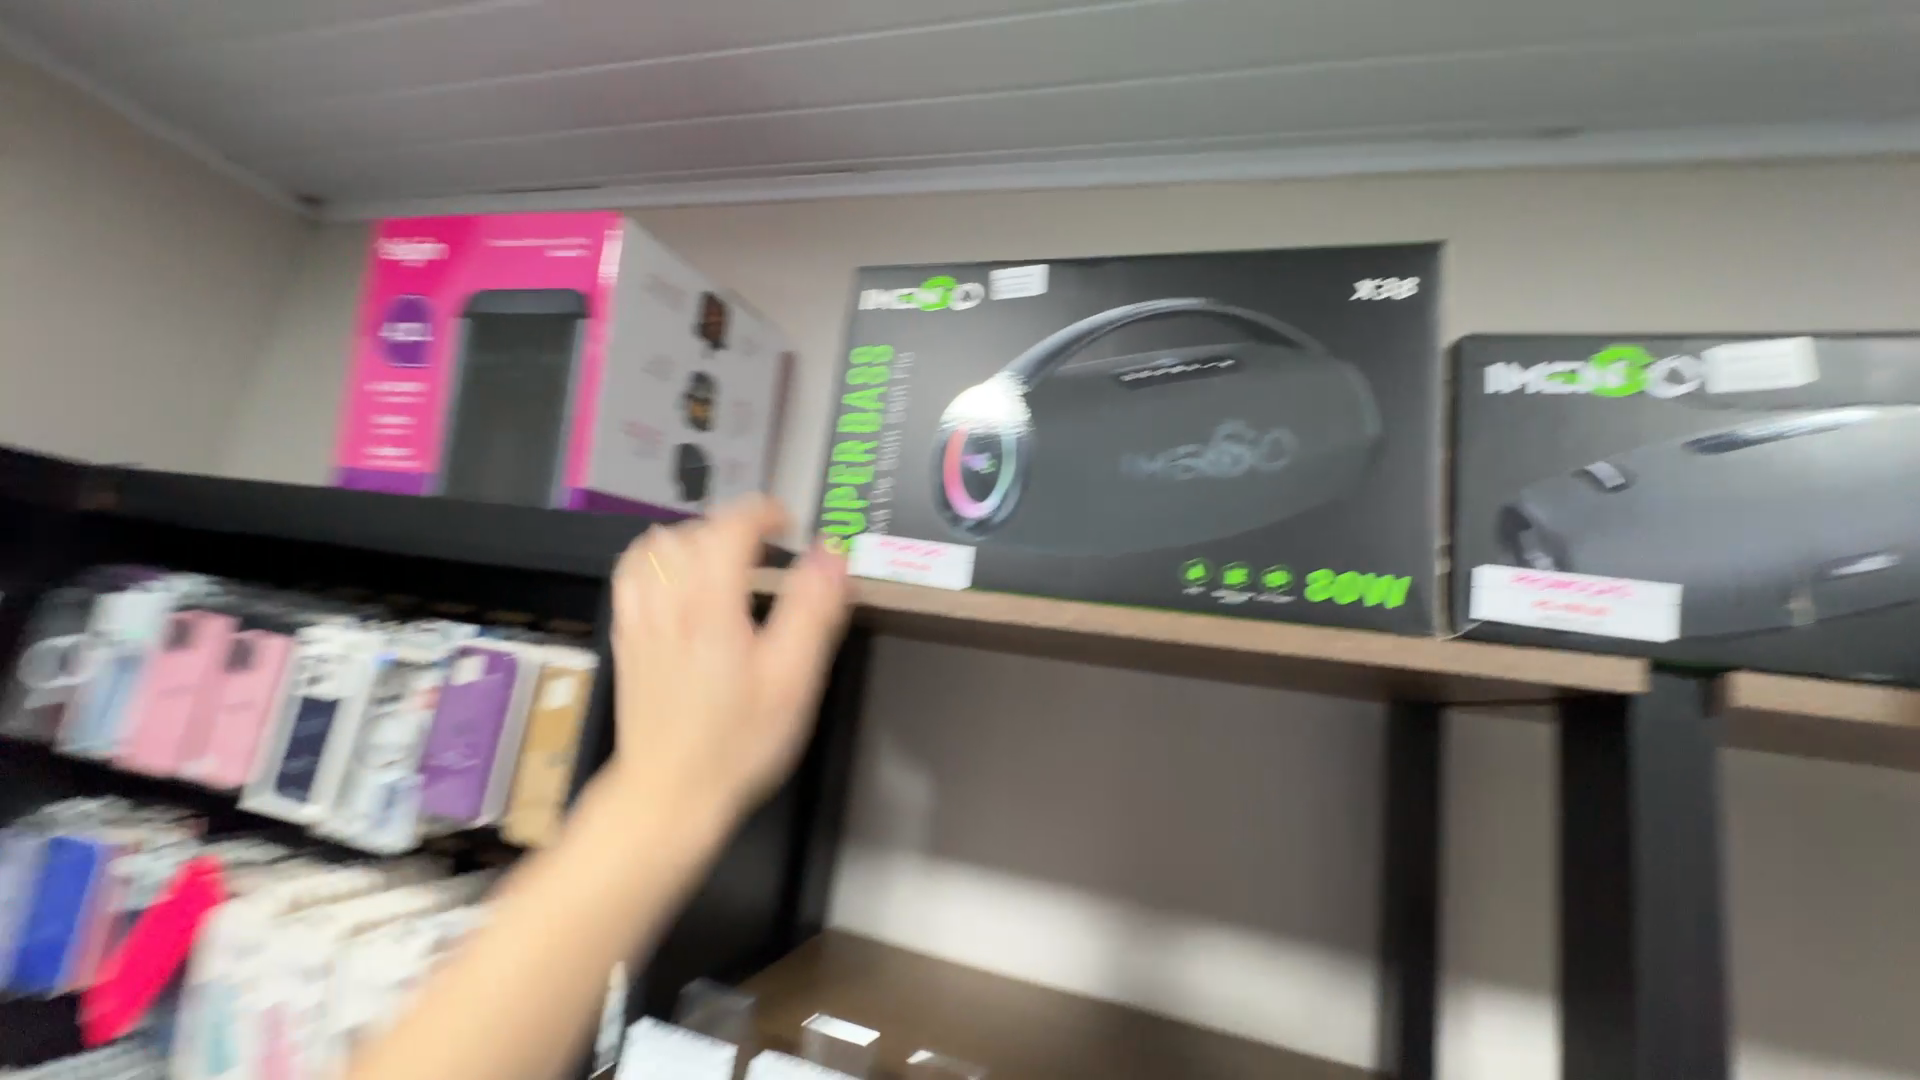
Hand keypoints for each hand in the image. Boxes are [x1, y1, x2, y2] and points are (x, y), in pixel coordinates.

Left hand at [606, 496, 851, 822]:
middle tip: (767, 548)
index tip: (788, 523)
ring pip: (655, 547)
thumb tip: (831, 552)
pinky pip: (631, 576)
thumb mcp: (793, 678)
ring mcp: (640, 619)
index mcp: (711, 604)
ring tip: (723, 558)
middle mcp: (668, 601)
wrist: (668, 794)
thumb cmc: (738, 740)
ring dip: (693, 538)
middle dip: (733, 525)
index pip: (730, 526)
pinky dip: (657, 561)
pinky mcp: (626, 640)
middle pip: (692, 531)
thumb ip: (813, 608)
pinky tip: (677, 581)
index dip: (763, 512)